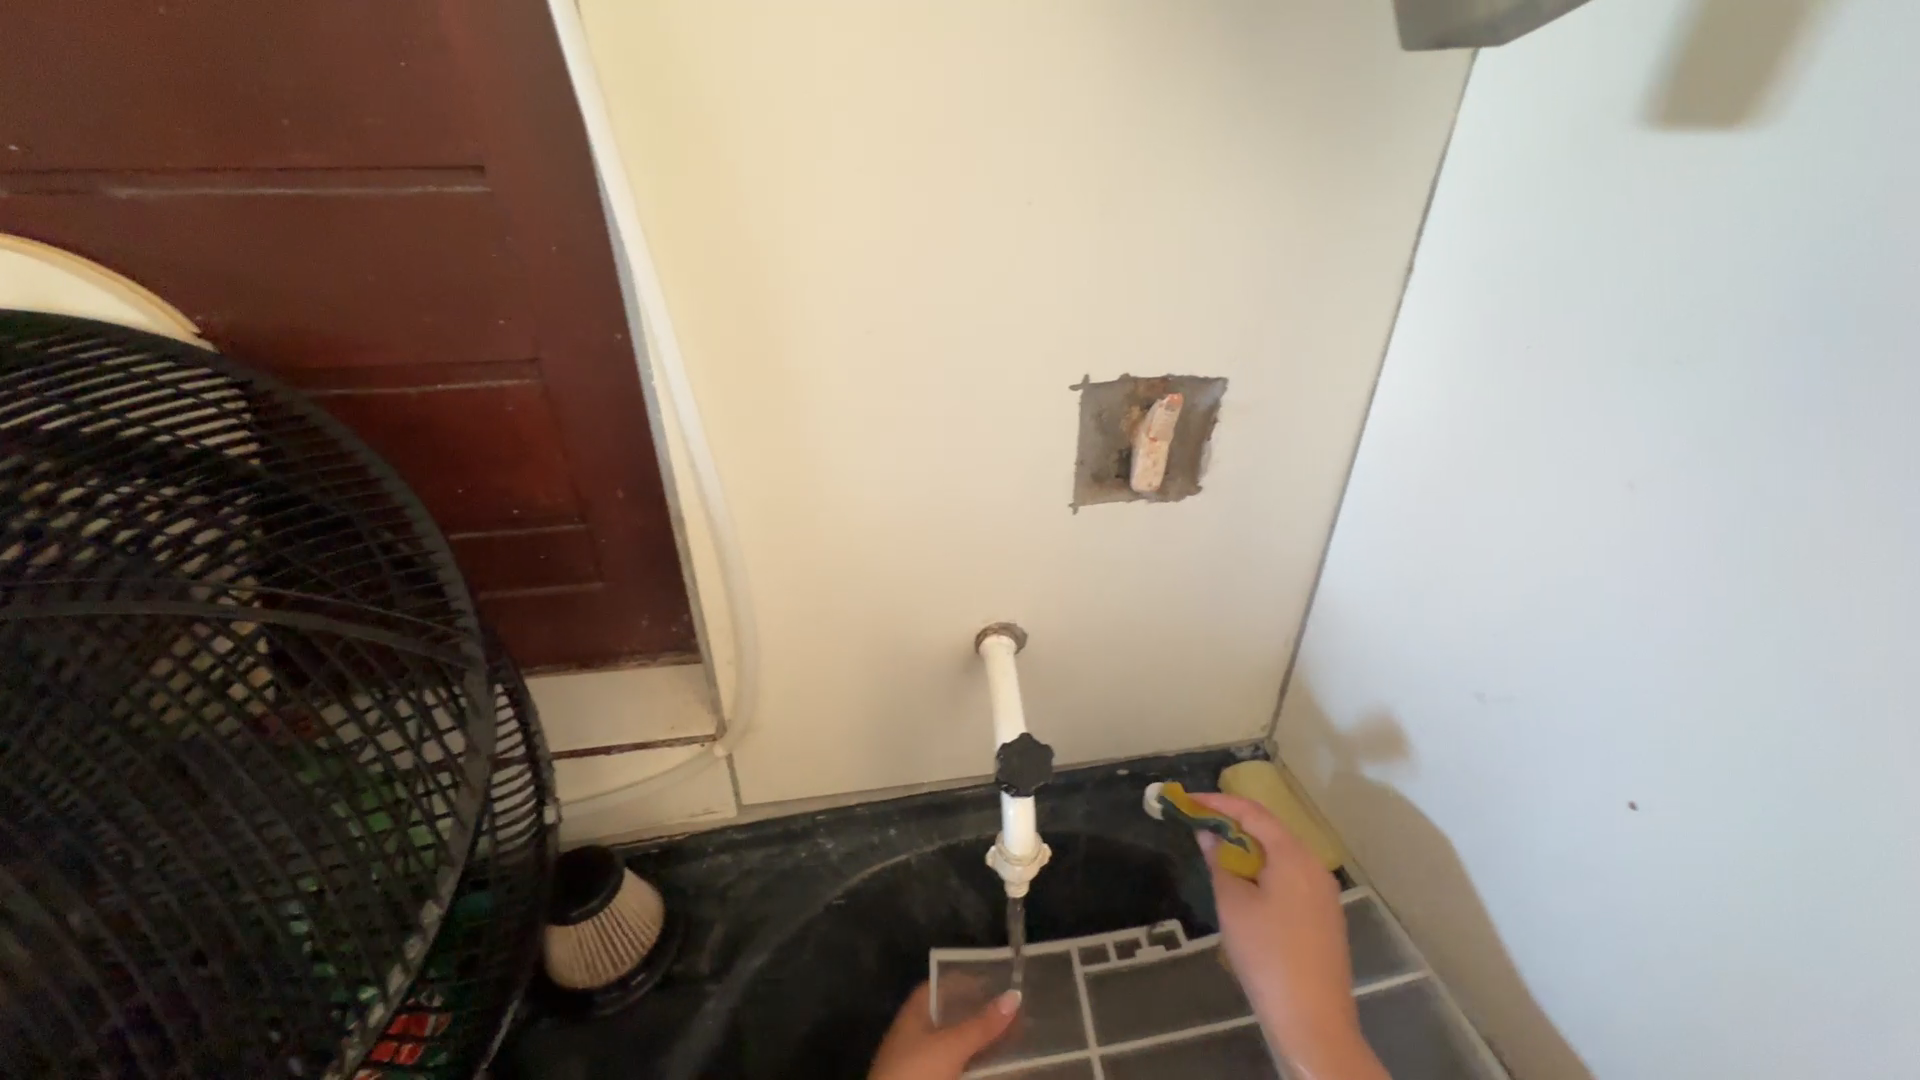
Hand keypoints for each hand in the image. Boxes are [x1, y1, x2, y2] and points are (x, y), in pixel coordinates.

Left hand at [867, 981, 1019, 1079]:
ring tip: (1013, 1037)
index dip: (967, 981)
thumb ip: (982, 1024)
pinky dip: (976, 1066)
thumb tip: (1015, 995)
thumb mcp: (952, 1047)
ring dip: (981, 1042)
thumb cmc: (916, 1073)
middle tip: (1014, 1011)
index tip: (996, 982)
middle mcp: (917, 1032)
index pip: (941, 985)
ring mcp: (922, 1060)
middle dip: (980, 1014)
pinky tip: (997, 1067)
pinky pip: (957, 1068)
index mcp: (915, 1012)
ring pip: (957, 1044)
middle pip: (952, 1016)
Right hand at [1190, 792, 1386, 1079]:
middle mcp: (1314, 866)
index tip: (1187, 800)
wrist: (1313, 1021)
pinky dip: (1263, 870)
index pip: (1253, 812)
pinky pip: (1289, 877)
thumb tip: (1208, 834)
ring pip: (1280, 855)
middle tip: (1197, 824)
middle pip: (1270, 830)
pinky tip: (1243, 885)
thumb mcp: (1232, 903)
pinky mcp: (1324, 916)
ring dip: (1247, 848)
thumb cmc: (1267, 954)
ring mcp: (1323, 893)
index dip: (1218, 802)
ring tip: (1214, 852)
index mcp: (1293, 856)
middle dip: (1232, 824)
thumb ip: (1219, 861)